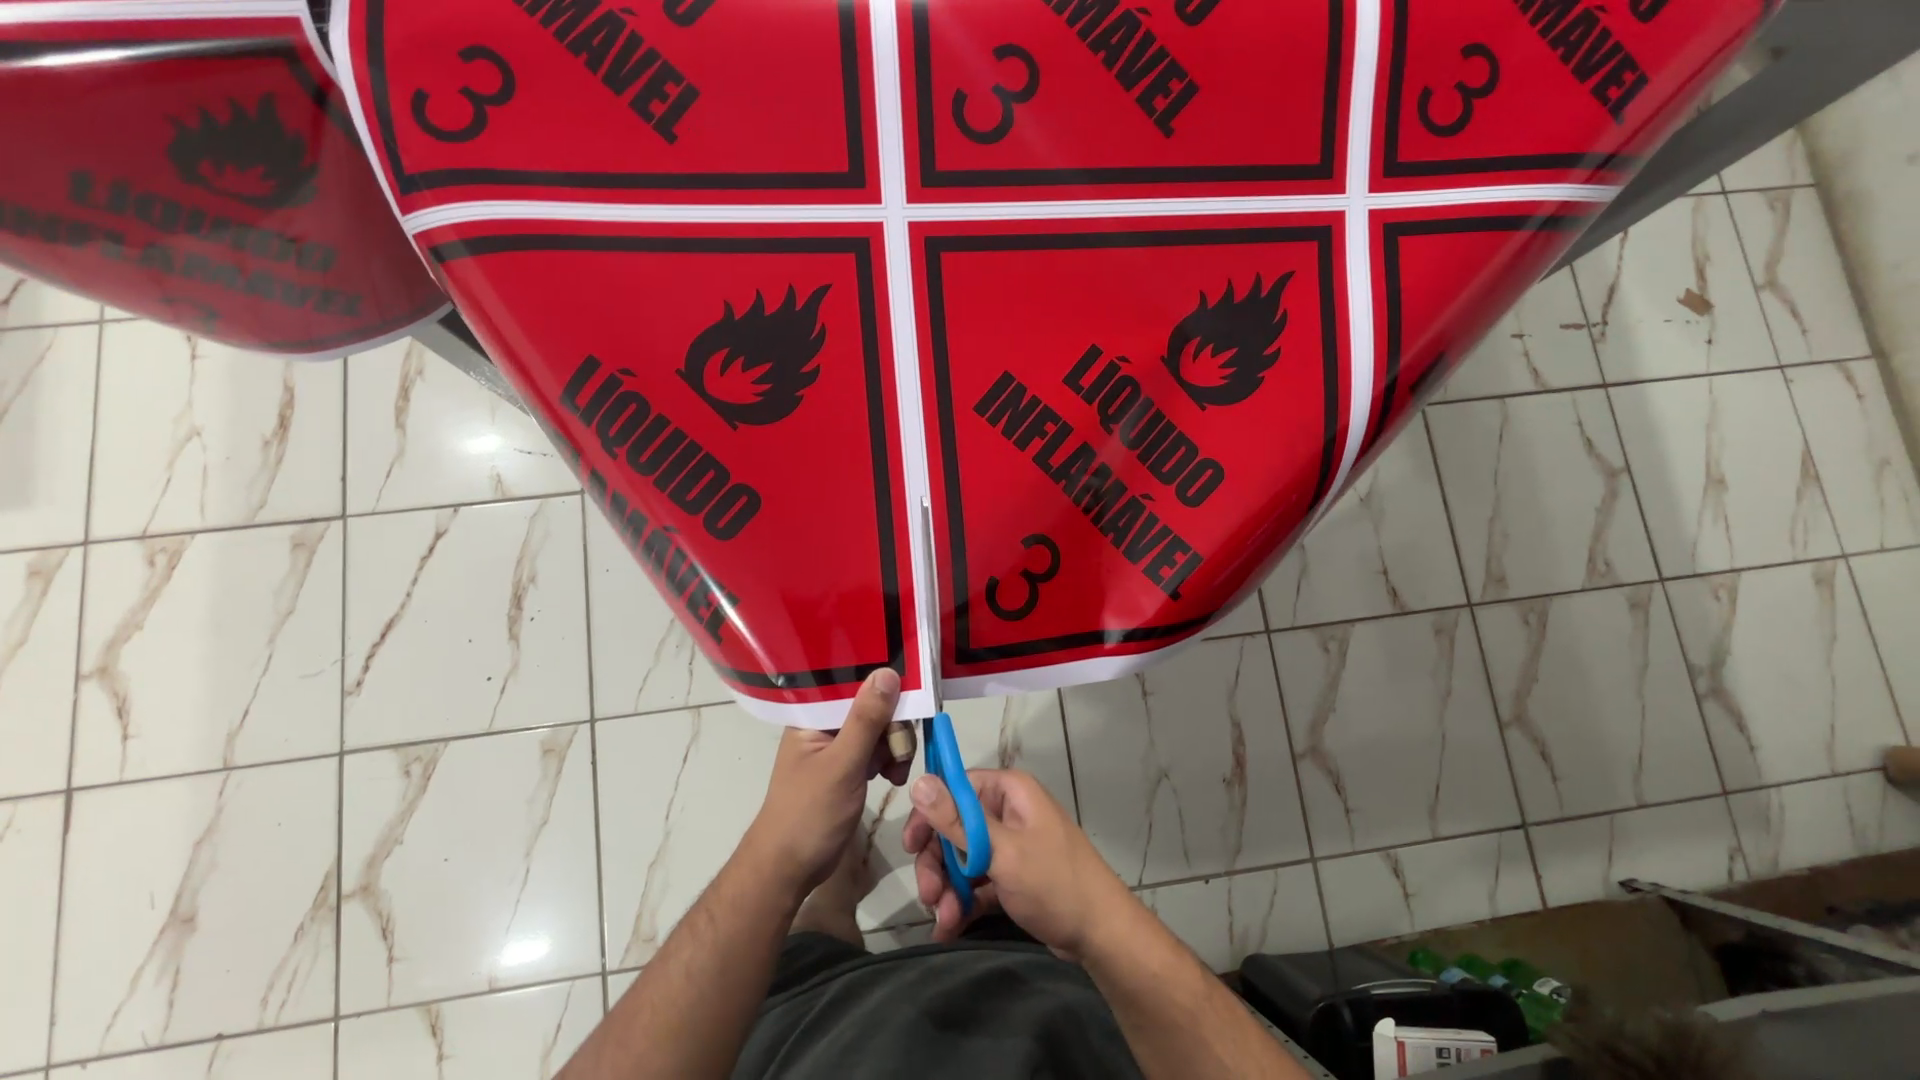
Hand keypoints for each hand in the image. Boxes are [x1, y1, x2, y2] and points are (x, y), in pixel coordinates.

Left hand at [745, 668, 909, 898]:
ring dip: (895, 747)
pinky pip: (877, 752)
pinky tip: (894, 779)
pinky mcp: (848, 769)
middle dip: (893, 726)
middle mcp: (823, 725)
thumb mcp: (842, 763)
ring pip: (878, 730)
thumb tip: (887, 672)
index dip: (882, 686)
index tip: (912, 694)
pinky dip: (890, 762)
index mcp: (811, 715)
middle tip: (902, 751)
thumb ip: (866, 719)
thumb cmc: (810, 812)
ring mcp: (836, 748)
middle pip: (870, 707)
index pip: (852, 683)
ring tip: (897, 773)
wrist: (791, 867)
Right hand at [904, 768, 1138, 960]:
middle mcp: (1008, 813)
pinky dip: (962, 903)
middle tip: (928, 895)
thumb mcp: (1001, 851)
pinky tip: (948, 928)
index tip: (911, 845)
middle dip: (937, 863)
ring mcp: (1011, 846)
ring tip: (944, 919)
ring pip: (962, 859)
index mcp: (1009, 792)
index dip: (929, 814)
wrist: (1102, 935)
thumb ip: (957, 820)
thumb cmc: (1054, 883)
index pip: (955, 788)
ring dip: (947, 889)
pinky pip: (976, 883)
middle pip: (954, 828)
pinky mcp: (1012, 877)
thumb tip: (919, 781)